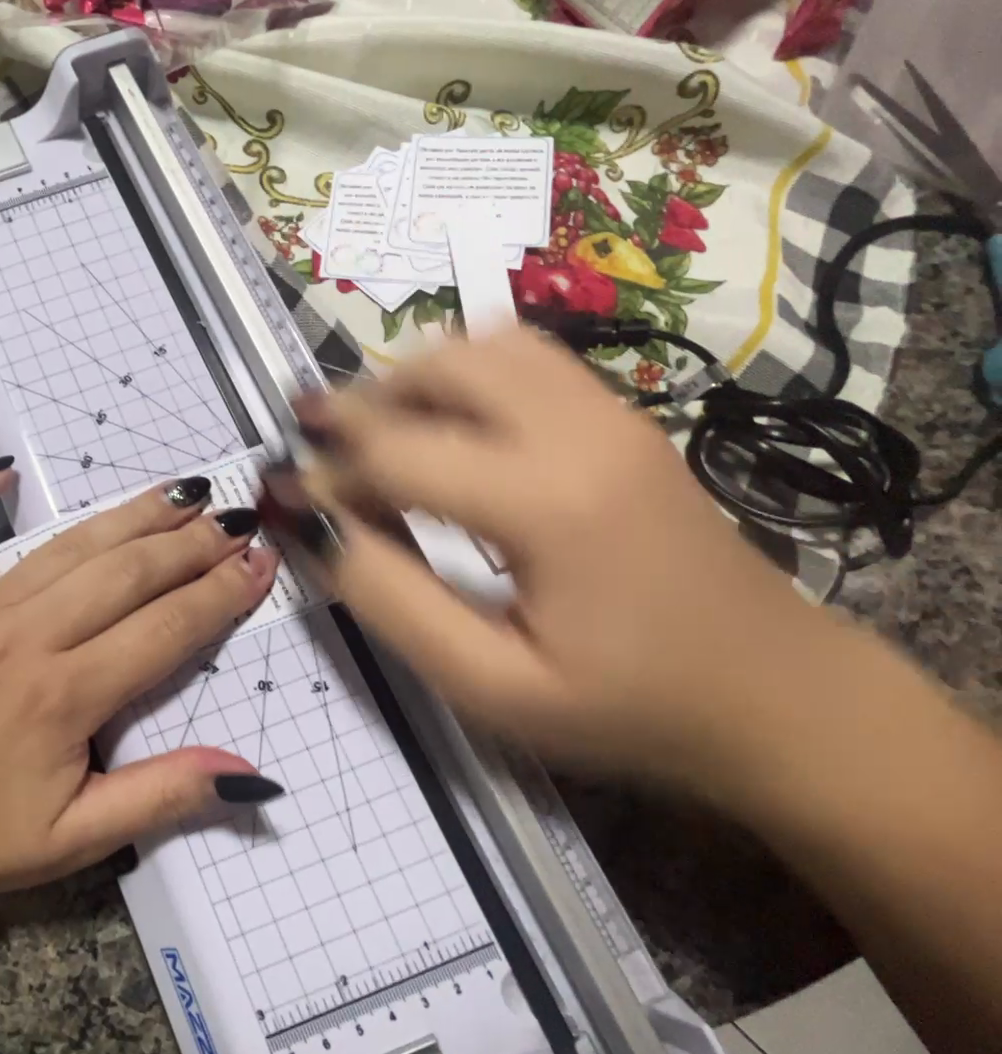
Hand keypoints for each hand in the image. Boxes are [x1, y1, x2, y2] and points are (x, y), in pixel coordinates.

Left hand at [0, 469, 284, 917]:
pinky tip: (1, 474)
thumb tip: (251, 772)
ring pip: (64, 547)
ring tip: (175, 495)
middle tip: (233, 522)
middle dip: (190, 545)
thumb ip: (163, 796)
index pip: (166, 627)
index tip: (261, 561)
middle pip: (125, 573)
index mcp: (64, 695)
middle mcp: (22, 637)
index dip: (222, 592)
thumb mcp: (77, 838)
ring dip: (125, 517)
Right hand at [272, 330, 841, 788]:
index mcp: (549, 503)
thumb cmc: (622, 707)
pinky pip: (524, 361)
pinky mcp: (623, 421)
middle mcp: (582, 432)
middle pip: (443, 366)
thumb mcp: (486, 683)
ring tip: (376, 441)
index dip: (322, 473)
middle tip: (318, 456)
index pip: (397, 453)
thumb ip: (388, 598)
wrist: (776, 699)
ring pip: (485, 346)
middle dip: (363, 403)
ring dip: (413, 379)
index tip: (277, 496)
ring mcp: (612, 416)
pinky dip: (462, 377)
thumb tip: (309, 527)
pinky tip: (443, 436)